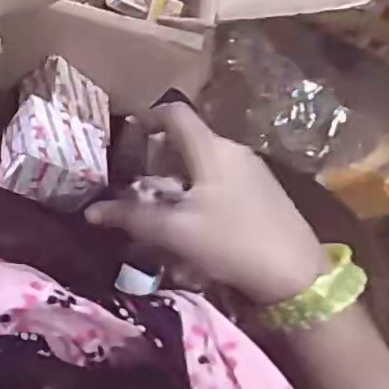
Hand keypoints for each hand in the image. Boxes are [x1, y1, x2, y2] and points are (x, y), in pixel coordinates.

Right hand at [85, 99, 331, 303]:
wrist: (296, 276)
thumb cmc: (232, 242)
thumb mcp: (174, 232)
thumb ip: (130, 217)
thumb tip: (91, 211)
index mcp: (211, 149)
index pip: (174, 113)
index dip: (145, 117)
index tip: (123, 136)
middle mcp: (232, 150)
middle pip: (185, 140)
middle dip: (153, 156)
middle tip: (128, 179)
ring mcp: (250, 170)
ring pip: (200, 162)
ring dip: (172, 176)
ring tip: (151, 202)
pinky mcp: (260, 191)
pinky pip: (217, 178)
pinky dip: (193, 189)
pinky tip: (185, 217)